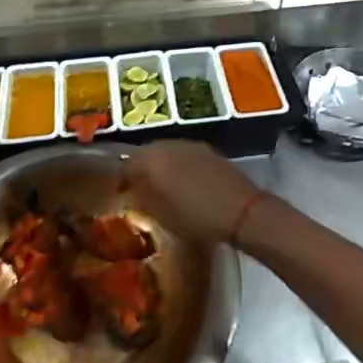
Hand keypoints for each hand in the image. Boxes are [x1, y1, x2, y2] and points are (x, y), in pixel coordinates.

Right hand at [126, 141, 260, 245]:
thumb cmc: (195, 217)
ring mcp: (192, 145)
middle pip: (147, 154)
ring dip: (163, 166)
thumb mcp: (161, 215)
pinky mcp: (210, 151)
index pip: (126, 164)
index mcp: (151, 159)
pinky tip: (187, 184)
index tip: (121, 194)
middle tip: (142, 190)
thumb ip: (142, 199)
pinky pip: (186, 156)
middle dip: (142, 170)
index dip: (122, 180)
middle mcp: (169, 145)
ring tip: (164, 187)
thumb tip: (134, 191)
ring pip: (168, 153)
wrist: (241, 211)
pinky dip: (181, 166)